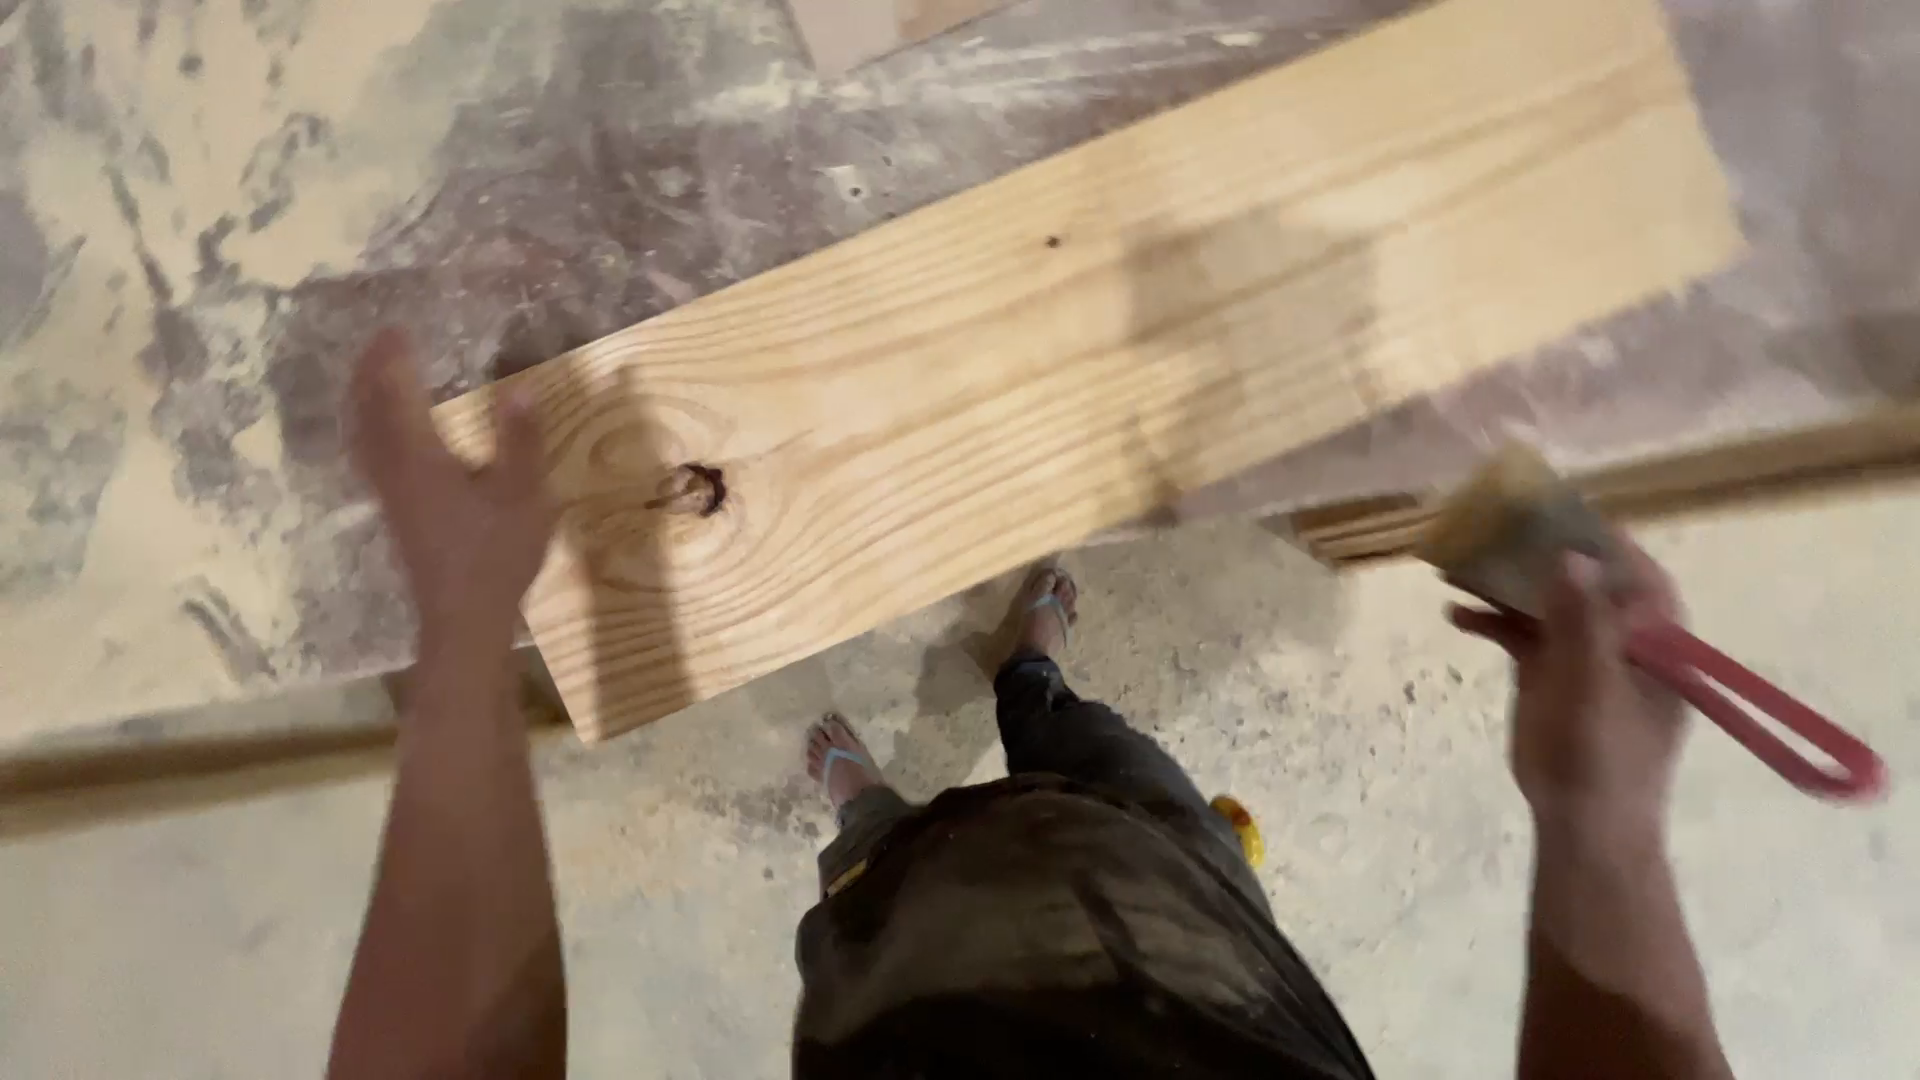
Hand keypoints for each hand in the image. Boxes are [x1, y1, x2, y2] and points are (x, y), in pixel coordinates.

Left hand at [349, 328, 556, 648]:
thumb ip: (521, 441)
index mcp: (420, 458)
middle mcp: (393, 469)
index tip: (399, 328)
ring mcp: (389, 494)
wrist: (464, 613)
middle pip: (368, 411)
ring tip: (375, 377)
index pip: (397, 395)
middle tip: (382, 343)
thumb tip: (520, 388)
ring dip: (364, 399)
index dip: (395, 360)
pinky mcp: (396, 512)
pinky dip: (370, 429)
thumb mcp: (524, 495)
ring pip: (362, 434)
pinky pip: (369, 454)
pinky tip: (385, 436)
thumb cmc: (498, 552)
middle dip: (371, 372)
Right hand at [1449, 538, 1686, 835]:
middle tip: (1493, 529)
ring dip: (1505, 585)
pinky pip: (1519, 633)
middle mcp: (1620, 640)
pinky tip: (1455, 615)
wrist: (1582, 819)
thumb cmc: (1602, 758)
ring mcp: (1581, 656)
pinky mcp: (1547, 673)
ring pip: (1544, 603)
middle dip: (1539, 556)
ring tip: (1458, 566)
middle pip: (1582, 582)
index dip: (1603, 541)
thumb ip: (1583, 624)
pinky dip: (1489, 620)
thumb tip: (1568, 557)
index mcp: (1652, 641)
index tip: (1560, 511)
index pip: (1636, 575)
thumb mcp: (1592, 688)